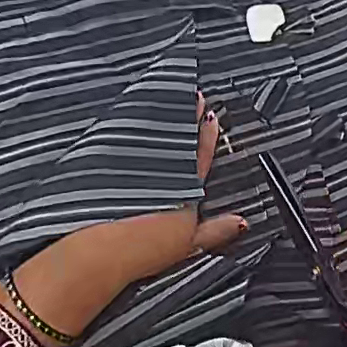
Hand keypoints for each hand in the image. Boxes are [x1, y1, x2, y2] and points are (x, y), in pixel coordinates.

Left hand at [0, 93, 247, 346]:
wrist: (105, 246)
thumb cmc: (144, 249)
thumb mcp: (189, 242)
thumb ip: (216, 230)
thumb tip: (242, 223)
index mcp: (183, 187)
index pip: (200, 155)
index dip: (207, 135)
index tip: (211, 116)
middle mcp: (160, 171)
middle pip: (177, 139)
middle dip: (187, 116)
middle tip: (194, 97)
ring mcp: (132, 164)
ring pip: (151, 136)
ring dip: (160, 117)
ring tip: (167, 101)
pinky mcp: (105, 161)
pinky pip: (122, 137)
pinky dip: (129, 125)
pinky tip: (129, 114)